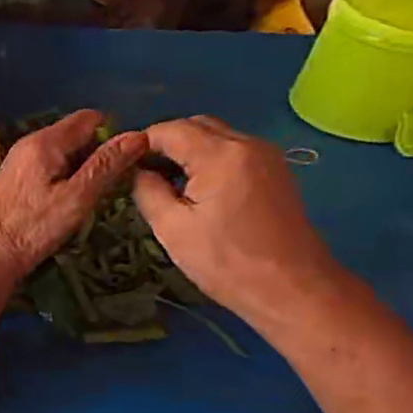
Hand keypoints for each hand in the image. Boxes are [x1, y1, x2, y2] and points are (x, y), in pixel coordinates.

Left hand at [0, 109, 146, 285]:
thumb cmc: (33, 228)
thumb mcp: (77, 197)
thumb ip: (106, 165)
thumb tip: (139, 136)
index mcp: (45, 142)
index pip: (91, 119)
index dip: (113, 135)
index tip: (124, 162)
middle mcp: (29, 143)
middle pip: (76, 134)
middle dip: (97, 153)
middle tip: (109, 185)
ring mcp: (19, 160)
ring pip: (63, 152)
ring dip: (81, 168)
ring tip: (88, 197)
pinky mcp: (15, 178)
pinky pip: (48, 166)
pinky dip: (63, 177)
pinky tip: (66, 202)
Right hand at [131, 116, 356, 332]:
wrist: (291, 287)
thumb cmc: (225, 261)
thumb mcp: (172, 229)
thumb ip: (147, 191)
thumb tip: (137, 173)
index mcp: (220, 155)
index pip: (169, 129)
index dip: (140, 143)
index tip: (120, 166)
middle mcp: (247, 144)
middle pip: (196, 125)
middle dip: (164, 142)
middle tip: (140, 174)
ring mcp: (266, 156)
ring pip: (216, 135)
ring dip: (186, 150)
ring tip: (164, 183)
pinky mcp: (274, 172)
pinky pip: (232, 151)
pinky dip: (208, 159)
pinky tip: (194, 190)